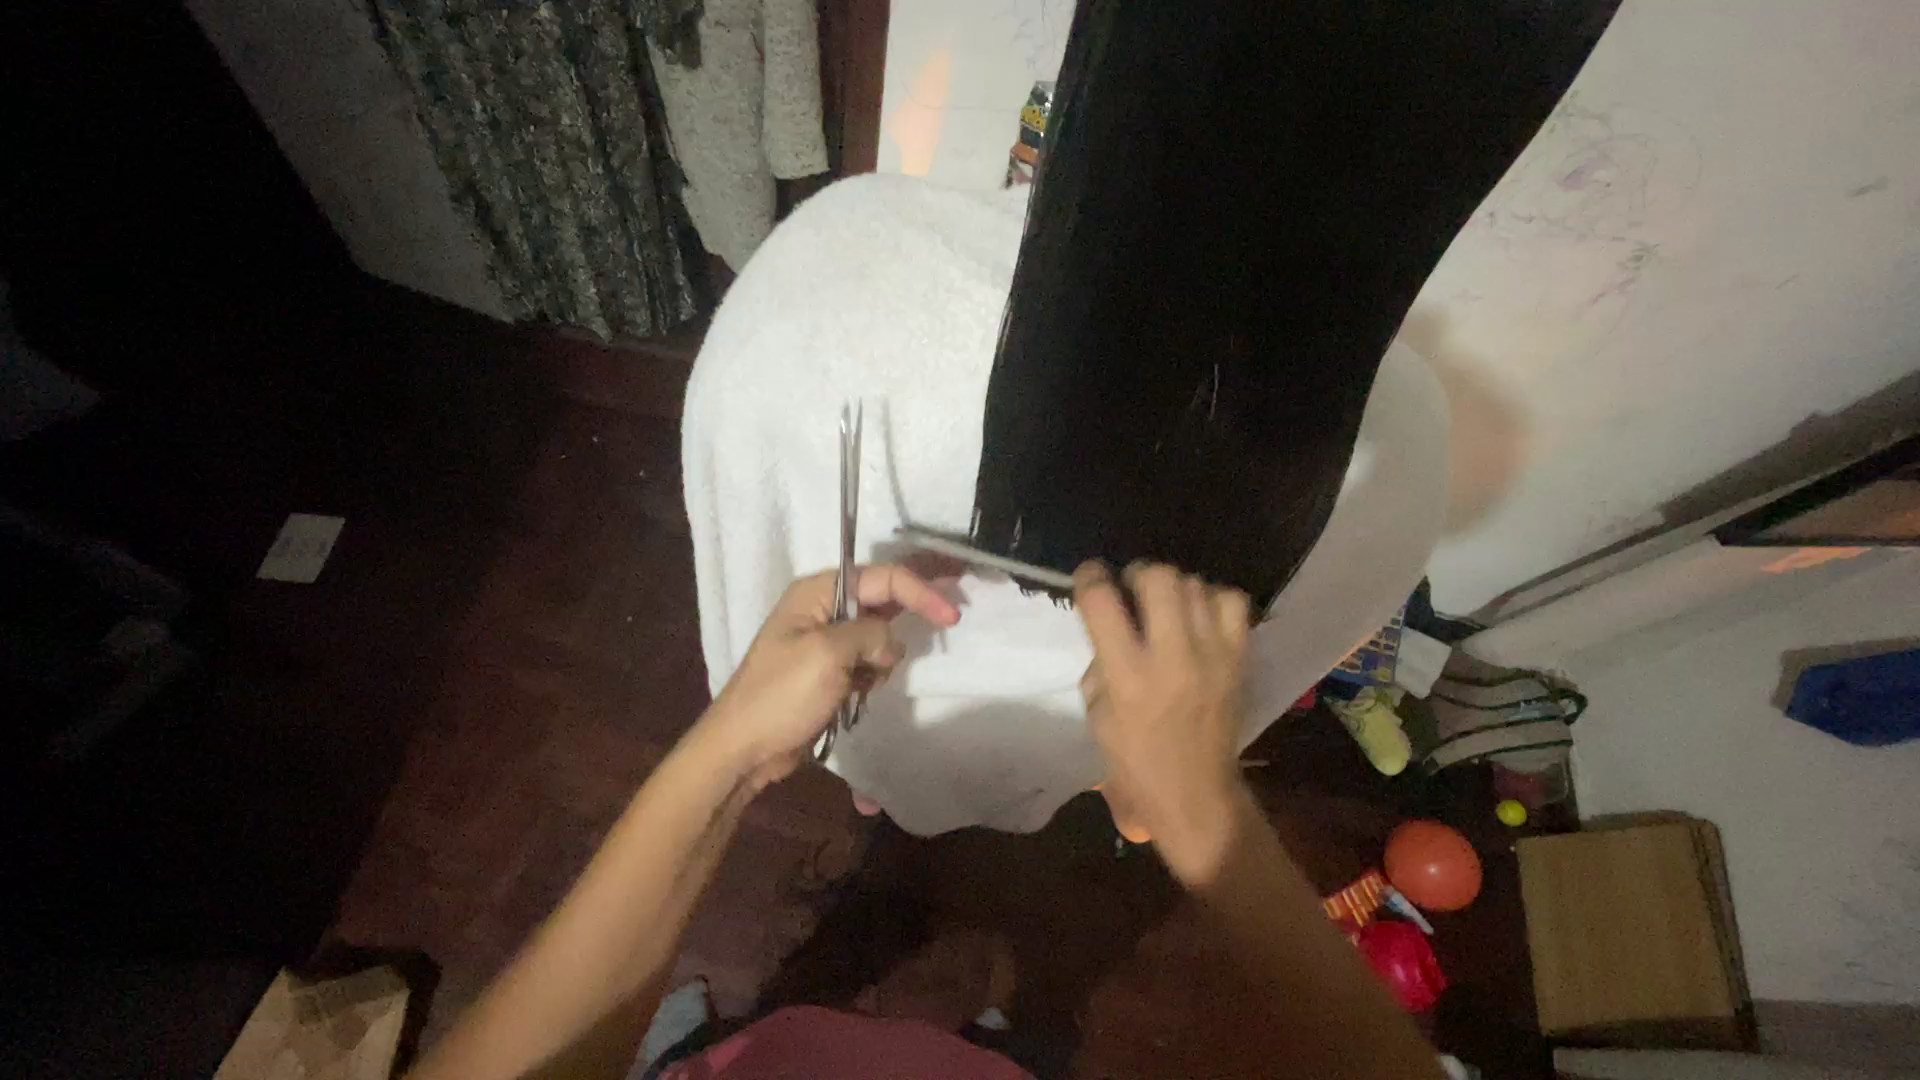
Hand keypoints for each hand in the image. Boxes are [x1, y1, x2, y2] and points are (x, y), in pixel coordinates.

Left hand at [702, 564, 960, 789]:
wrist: (743, 749)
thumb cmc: (780, 696)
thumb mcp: (827, 654)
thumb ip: (870, 633)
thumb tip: (891, 643)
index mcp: (816, 592)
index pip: (882, 577)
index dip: (920, 591)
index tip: (952, 617)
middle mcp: (822, 607)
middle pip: (883, 597)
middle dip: (911, 611)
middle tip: (949, 620)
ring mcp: (826, 640)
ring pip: (880, 632)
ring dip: (885, 654)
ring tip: (868, 678)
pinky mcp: (830, 670)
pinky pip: (868, 659)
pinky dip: (875, 672)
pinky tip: (861, 691)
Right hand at [1074, 561, 1252, 883]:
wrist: (1195, 793)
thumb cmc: (1133, 759)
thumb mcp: (1096, 713)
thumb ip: (1100, 659)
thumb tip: (1110, 618)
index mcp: (1128, 676)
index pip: (1102, 600)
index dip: (1091, 576)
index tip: (1090, 576)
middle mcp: (1172, 657)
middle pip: (1158, 577)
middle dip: (1138, 574)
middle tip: (1133, 591)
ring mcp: (1213, 656)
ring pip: (1194, 584)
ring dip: (1173, 588)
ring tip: (1166, 607)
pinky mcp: (1240, 659)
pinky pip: (1232, 601)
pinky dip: (1212, 599)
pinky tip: (1199, 617)